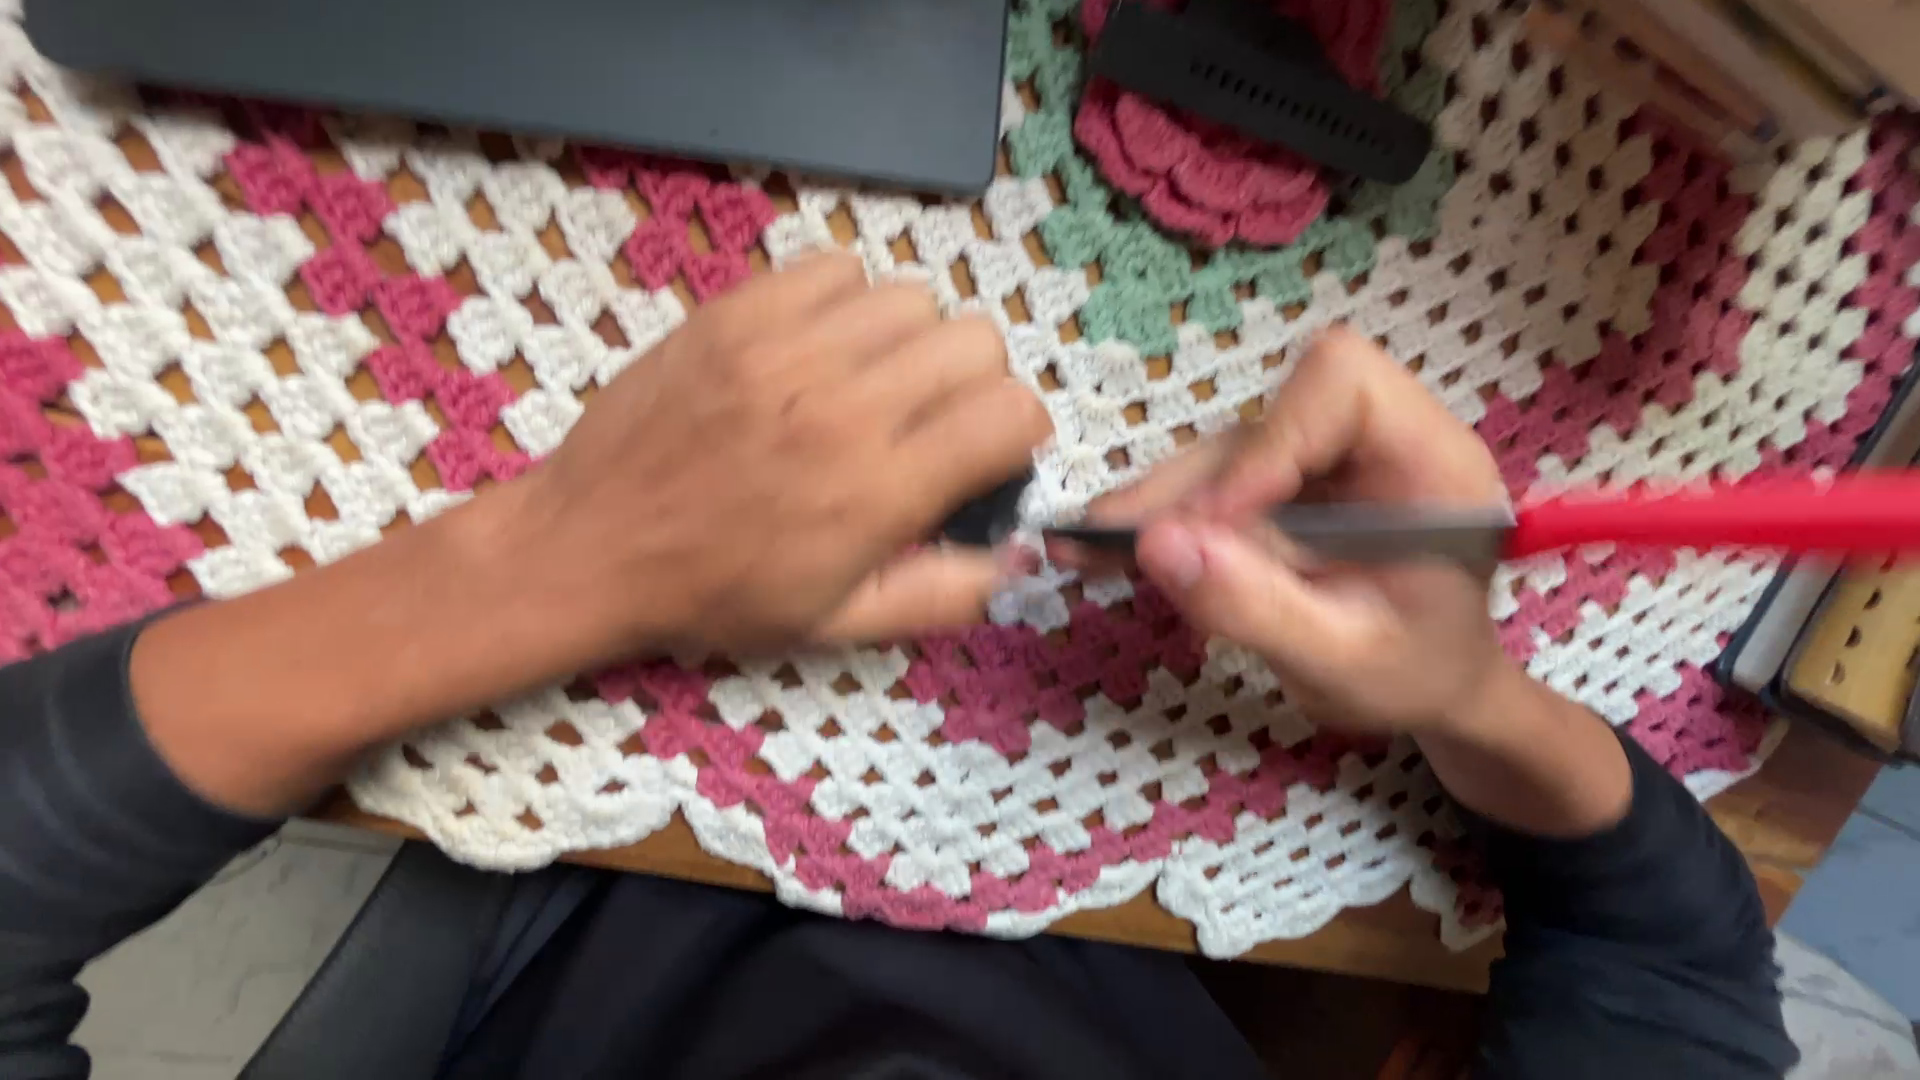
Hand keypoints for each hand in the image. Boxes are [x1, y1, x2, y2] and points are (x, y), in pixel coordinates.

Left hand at [499, 253, 1050, 655]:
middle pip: (975, 340)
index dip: (1021, 430)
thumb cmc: (720, 596)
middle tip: (934, 422)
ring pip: (913, 298)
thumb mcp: (840, 624)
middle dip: (977, 384)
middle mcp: (842, 406)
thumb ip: (944, 594)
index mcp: (877, 490)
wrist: (591, 547)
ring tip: (877, 385)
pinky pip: (838, 269)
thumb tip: (1021, 553)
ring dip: (916, 343)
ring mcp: (785, 347)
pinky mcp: (738, 312)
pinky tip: (826, 350)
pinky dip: (853, 305)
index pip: (1009, 412)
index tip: (993, 451)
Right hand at [1065, 327, 1509, 733]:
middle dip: (1183, 491)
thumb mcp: (1342, 662)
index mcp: (1423, 463)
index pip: (1341, 385)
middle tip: (1109, 544)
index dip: (1270, 440)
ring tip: (1088, 553)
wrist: (1423, 686)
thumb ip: (1257, 606)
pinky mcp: (1272, 490)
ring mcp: (1312, 465)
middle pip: (1256, 428)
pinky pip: (1203, 489)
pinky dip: (1153, 523)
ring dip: (1153, 508)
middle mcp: (1364, 444)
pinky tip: (1104, 551)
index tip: (1221, 519)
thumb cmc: (1411, 674)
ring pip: (1215, 460)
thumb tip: (1156, 545)